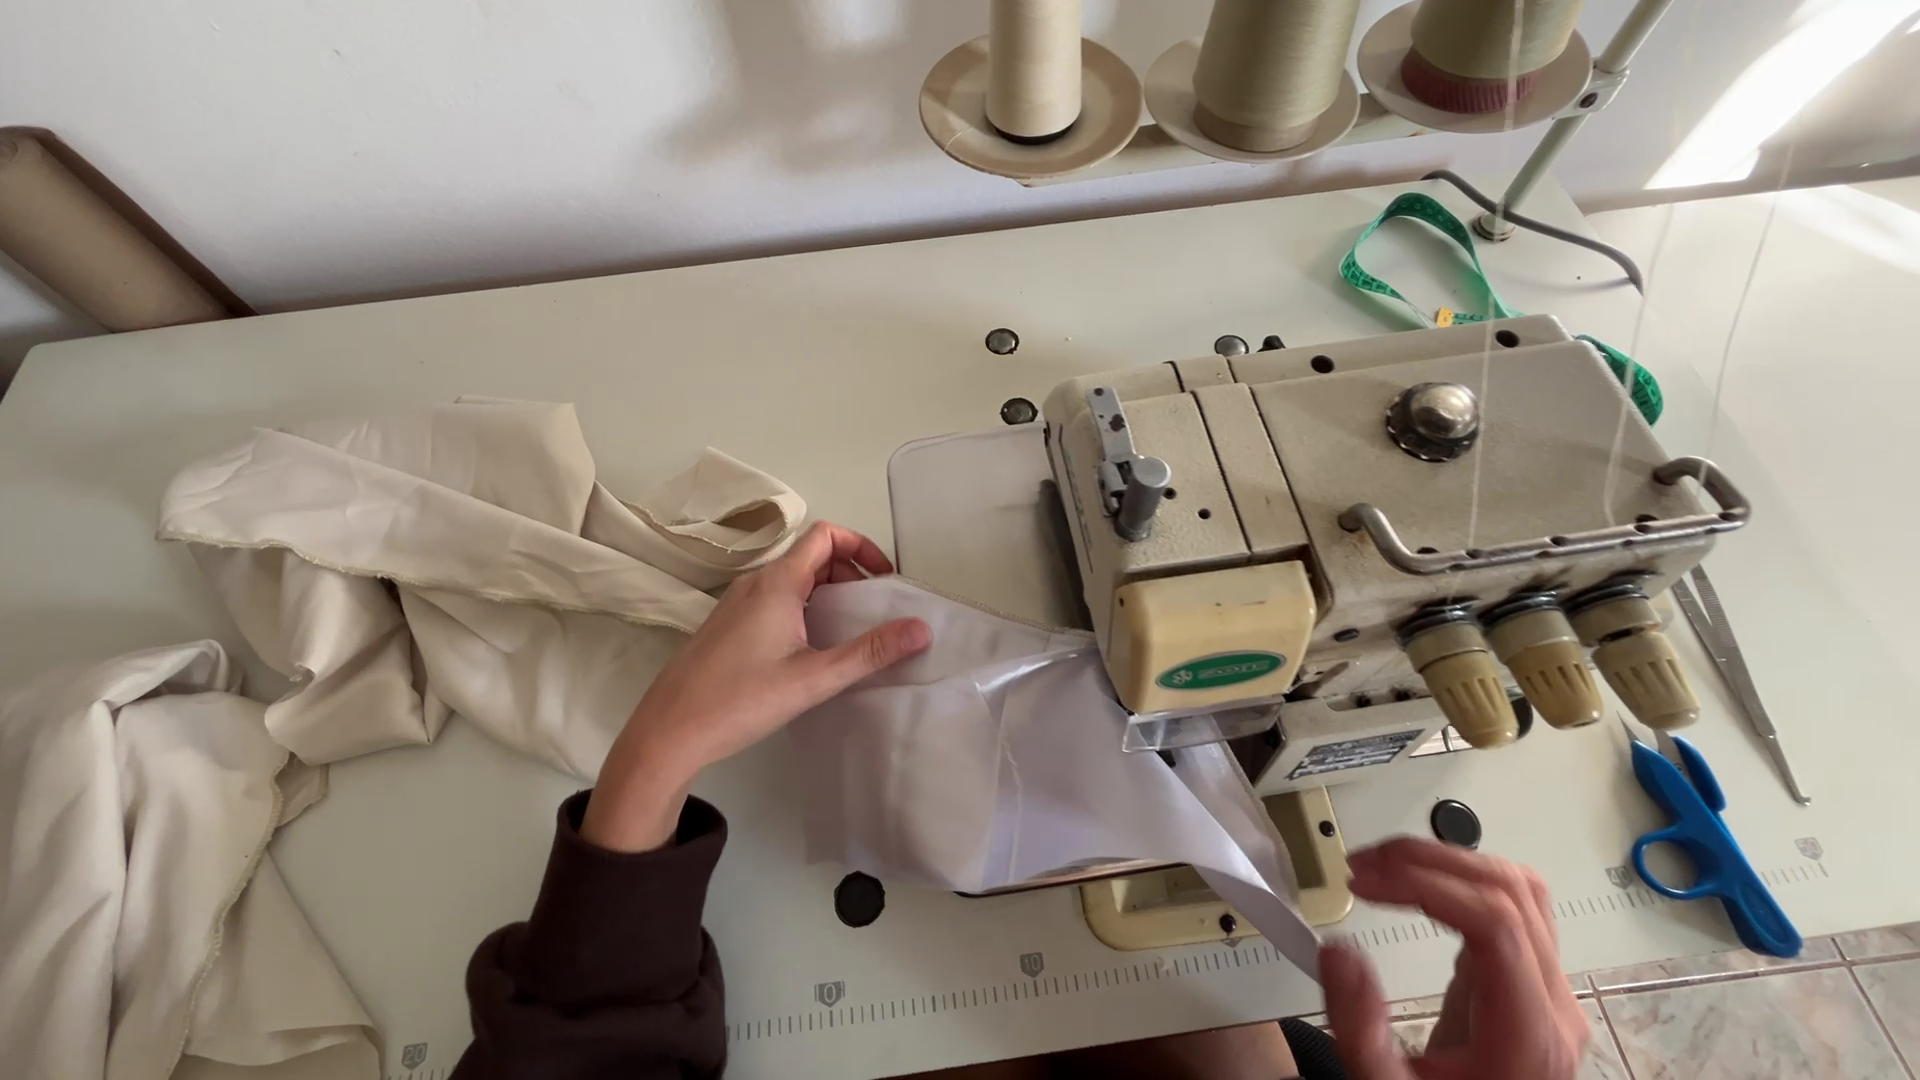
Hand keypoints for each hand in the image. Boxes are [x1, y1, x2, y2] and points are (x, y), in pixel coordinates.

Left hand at [581, 522, 930, 851]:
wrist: (668, 733)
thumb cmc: (741, 700)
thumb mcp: (814, 678)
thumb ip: (870, 652)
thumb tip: (922, 629)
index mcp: (776, 583)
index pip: (825, 535)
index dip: (862, 546)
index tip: (885, 579)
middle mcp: (755, 583)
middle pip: (811, 554)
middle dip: (850, 571)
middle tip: (875, 608)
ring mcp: (736, 603)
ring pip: (792, 578)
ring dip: (828, 591)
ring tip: (850, 628)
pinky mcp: (727, 626)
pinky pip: (775, 598)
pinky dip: (804, 606)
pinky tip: (811, 647)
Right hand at [1320, 838, 1588, 1079]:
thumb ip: (1358, 1026)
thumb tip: (1337, 948)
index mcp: (1528, 1033)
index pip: (1494, 923)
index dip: (1423, 885)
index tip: (1361, 882)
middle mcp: (1553, 1003)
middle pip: (1509, 892)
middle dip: (1426, 860)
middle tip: (1362, 866)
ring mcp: (1549, 989)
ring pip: (1518, 888)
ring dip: (1446, 860)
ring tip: (1385, 866)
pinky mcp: (1529, 979)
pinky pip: (1511, 906)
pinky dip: (1460, 878)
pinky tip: (1414, 887)